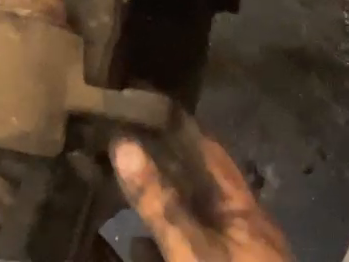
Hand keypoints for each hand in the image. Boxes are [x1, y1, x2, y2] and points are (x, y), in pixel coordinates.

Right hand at [113, 131, 293, 261]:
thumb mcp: (195, 253)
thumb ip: (160, 202)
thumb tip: (123, 141)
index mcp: (243, 211)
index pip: (205, 150)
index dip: (170, 126)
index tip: (128, 103)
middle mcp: (236, 230)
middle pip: (189, 186)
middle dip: (152, 167)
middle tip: (105, 143)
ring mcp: (222, 260)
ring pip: (181, 223)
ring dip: (149, 208)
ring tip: (104, 184)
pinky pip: (177, 252)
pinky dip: (151, 247)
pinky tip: (128, 245)